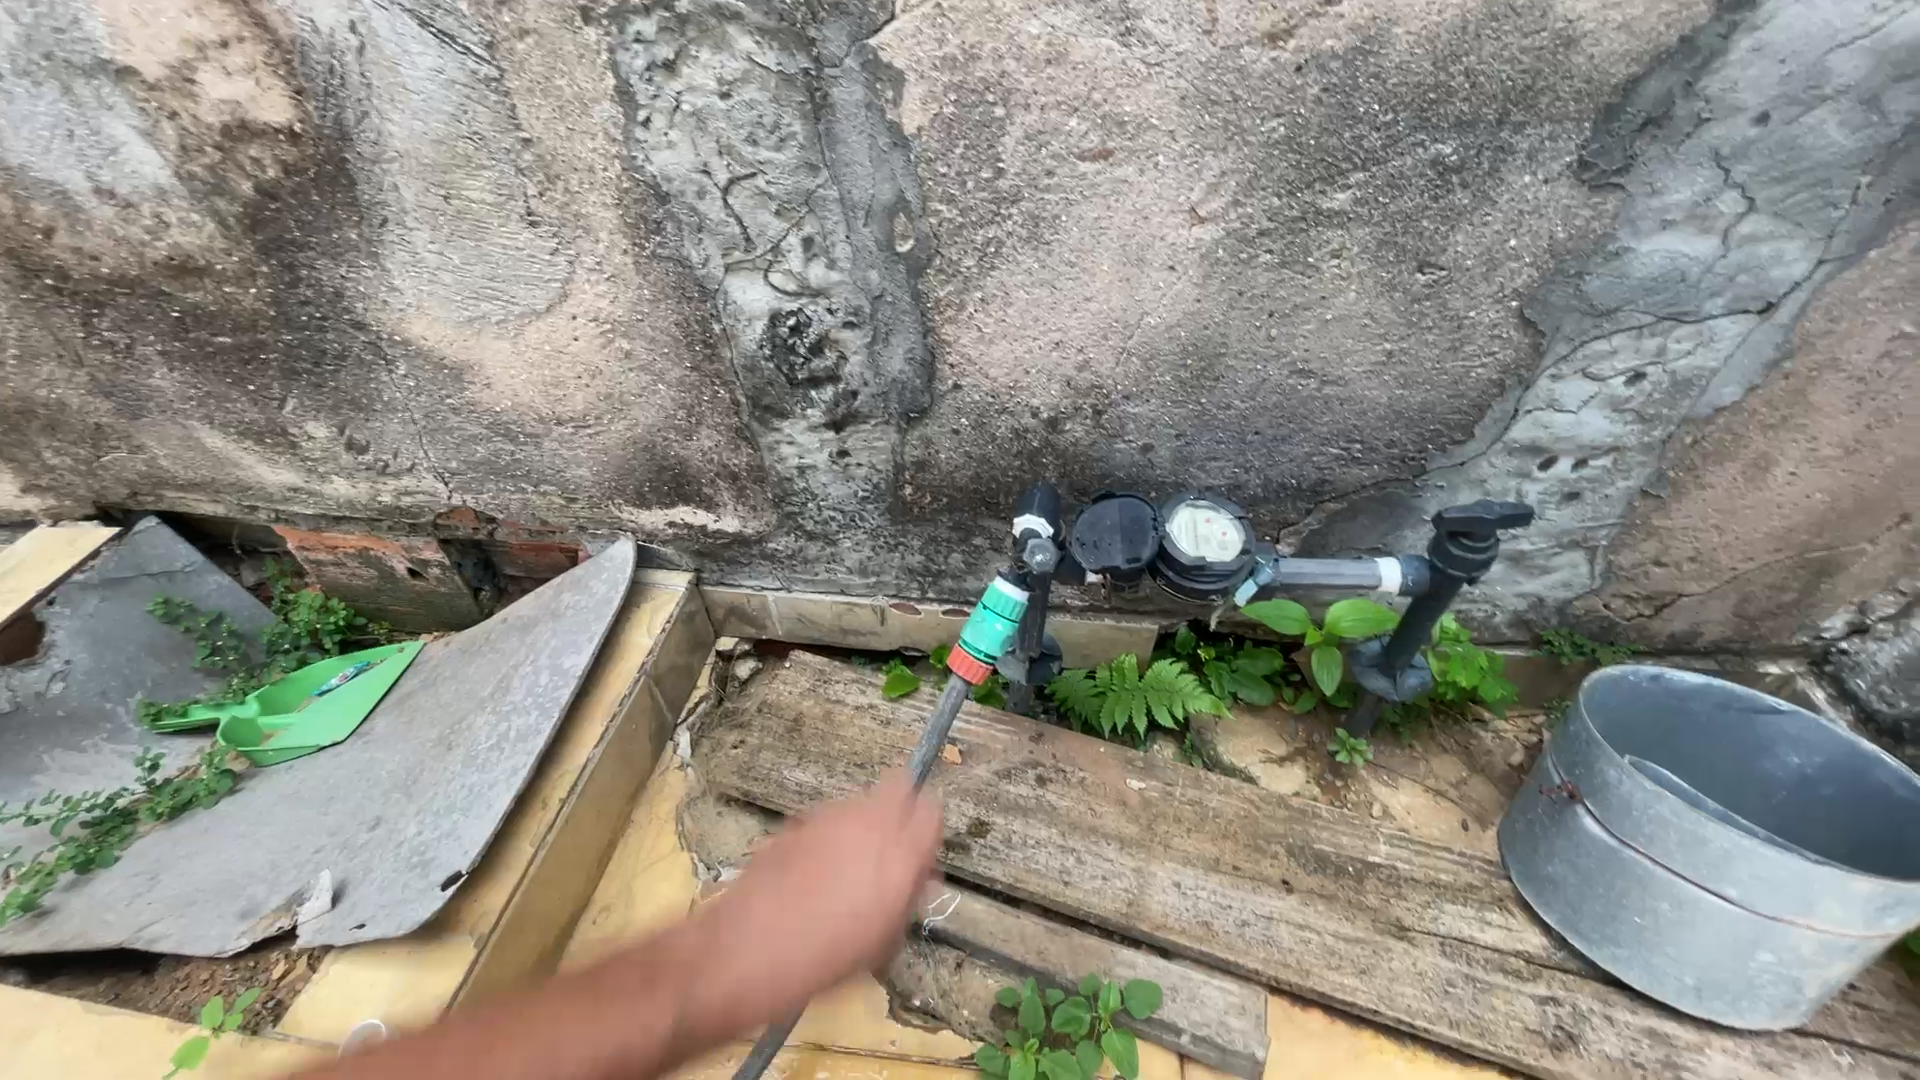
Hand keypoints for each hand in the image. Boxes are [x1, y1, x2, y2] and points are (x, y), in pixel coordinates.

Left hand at [688, 773, 944, 1030]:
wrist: (747, 949)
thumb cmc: (825, 958)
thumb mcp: (882, 939)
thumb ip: (906, 896)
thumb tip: (916, 876)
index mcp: (901, 852)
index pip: (932, 809)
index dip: (928, 829)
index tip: (920, 856)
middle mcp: (870, 820)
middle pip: (900, 785)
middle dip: (900, 808)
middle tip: (889, 849)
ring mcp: (831, 814)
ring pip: (862, 801)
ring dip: (863, 823)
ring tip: (845, 866)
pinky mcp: (799, 819)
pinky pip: (828, 818)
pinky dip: (830, 833)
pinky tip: (812, 871)